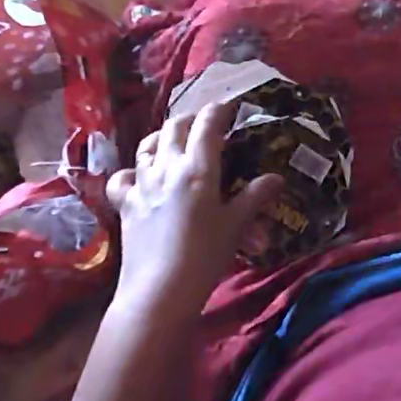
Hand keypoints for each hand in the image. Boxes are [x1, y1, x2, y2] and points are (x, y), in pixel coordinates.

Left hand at [106, 102, 282, 321]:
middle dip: (191, 119)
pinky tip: (139, 178)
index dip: (219, 111)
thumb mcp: (235, 225)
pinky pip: (123, 177)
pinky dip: (131, 172)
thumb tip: (277, 178)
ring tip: (174, 143)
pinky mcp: (125, 204)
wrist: (159, 292)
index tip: (230, 109)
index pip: (207, 124)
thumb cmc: (204, 256)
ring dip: (162, 138)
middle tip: (205, 126)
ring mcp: (142, 184)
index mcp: (197, 168)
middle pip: (174, 126)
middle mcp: (167, 167)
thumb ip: (255, 197)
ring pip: (147, 145)